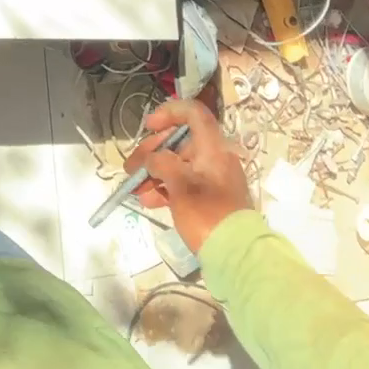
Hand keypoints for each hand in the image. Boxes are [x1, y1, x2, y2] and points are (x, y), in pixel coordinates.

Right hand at [127, 99, 249, 253]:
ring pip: (178, 164)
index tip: (149, 127)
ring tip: (135, 187)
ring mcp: (212, 179)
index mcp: (213, 147)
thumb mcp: (179, 183)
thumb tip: (151, 159)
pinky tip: (148, 200)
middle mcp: (215, 157)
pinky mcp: (209, 199)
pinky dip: (165, 187)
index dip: (168, 113)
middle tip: (131, 166)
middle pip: (179, 141)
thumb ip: (160, 162)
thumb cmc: (207, 212)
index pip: (193, 113)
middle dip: (151, 151)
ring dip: (154, 171)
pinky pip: (183, 183)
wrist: (236, 255)